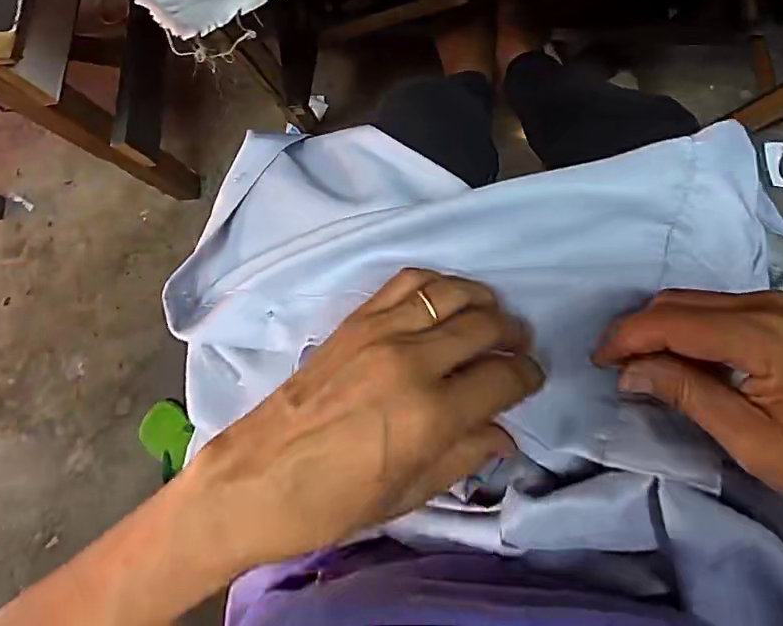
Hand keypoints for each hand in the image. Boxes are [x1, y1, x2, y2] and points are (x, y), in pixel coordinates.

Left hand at [178, 268, 543, 575]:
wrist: (251, 481)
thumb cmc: (332, 502)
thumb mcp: (408, 495)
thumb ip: (466, 456)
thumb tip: (506, 434)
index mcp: (429, 416)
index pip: (501, 379)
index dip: (526, 376)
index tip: (532, 377)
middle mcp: (413, 363)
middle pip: (486, 328)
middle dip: (513, 337)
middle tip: (517, 348)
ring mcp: (383, 333)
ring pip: (455, 294)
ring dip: (485, 303)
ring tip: (493, 316)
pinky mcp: (359, 319)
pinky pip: (411, 281)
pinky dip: (440, 284)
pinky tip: (448, 299)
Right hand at [595, 290, 782, 625]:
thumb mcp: (752, 442)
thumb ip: (689, 394)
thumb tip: (631, 370)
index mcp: (763, 331)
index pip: (675, 319)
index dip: (630, 336)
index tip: (597, 359)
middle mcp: (771, 303)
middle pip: (686, 302)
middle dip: (644, 329)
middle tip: (614, 366)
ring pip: (704, 303)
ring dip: (669, 328)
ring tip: (642, 366)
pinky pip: (727, 311)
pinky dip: (697, 329)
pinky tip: (686, 358)